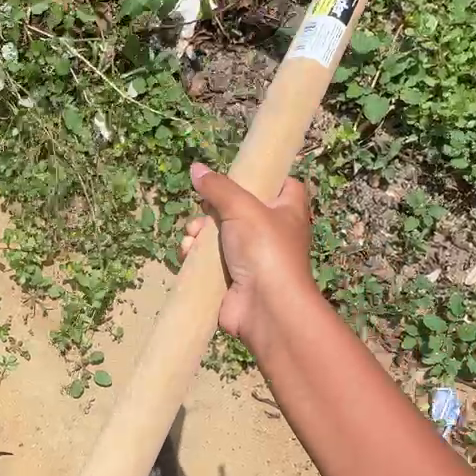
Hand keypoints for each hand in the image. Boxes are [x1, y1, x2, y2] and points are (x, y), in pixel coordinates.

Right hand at [180, 162, 316, 343]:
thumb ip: (218, 188)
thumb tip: (196, 168)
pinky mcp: (231, 277)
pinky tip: (188, 254)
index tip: (237, 176)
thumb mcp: (242, 208)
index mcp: (287, 210)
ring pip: (217, 235)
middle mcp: (271, 232)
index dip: (260, 178)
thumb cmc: (265, 250)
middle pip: (237, 209)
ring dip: (199, 233)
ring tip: (193, 237)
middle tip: (203, 211)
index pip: (280, 185)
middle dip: (212, 209)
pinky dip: (196, 255)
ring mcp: (250, 256)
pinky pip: (208, 260)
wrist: (266, 307)